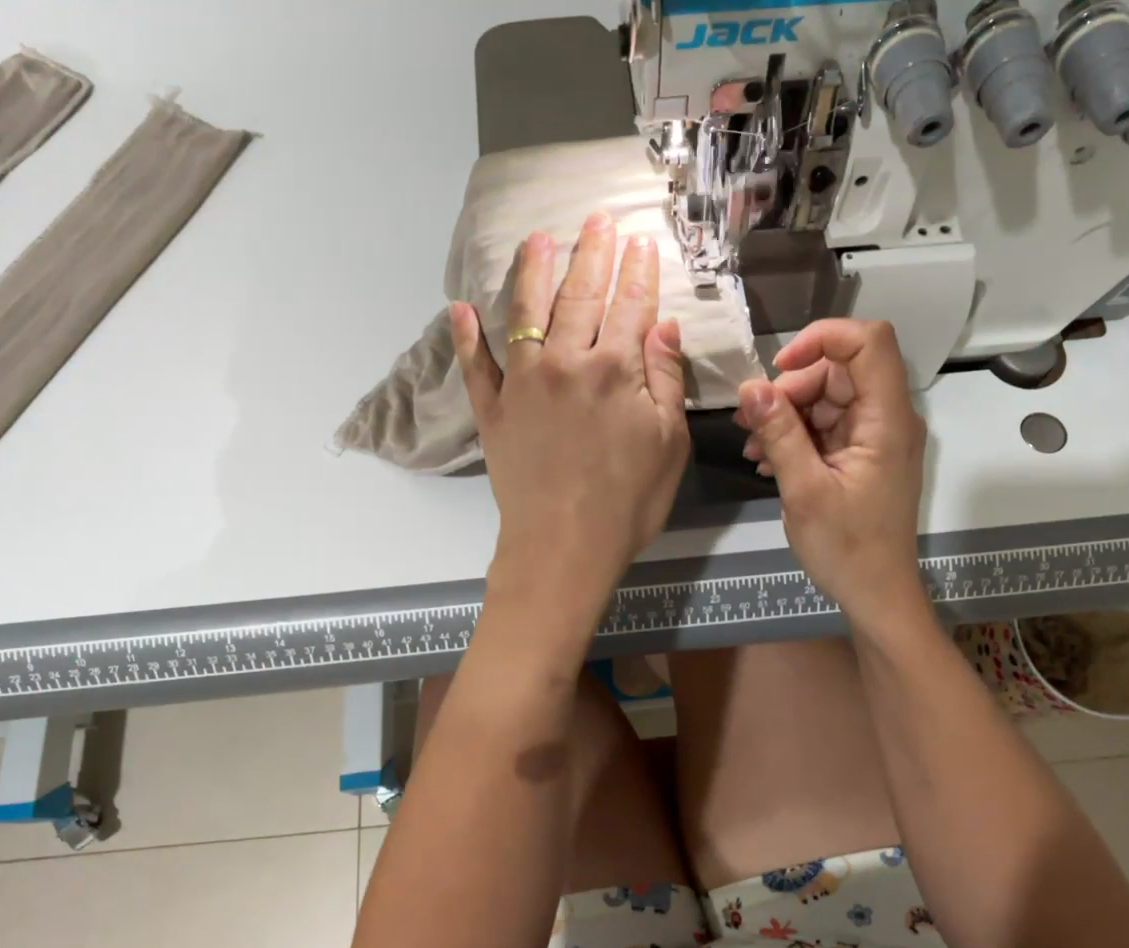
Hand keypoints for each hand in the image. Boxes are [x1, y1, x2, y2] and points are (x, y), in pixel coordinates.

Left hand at [451, 212, 690, 596]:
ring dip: (533, 273)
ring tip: (537, 239)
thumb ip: (665, 380)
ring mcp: (522, 384)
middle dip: (591, 253)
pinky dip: (466, 337)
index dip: (637, 271)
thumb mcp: (669, 444)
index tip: (641, 241)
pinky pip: (476, 366)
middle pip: (580, 296)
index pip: (629, 306)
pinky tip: (459, 309)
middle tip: (596, 220)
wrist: (563, 546)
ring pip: (527, 314)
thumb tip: (662, 326)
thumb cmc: (628, 501)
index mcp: (615, 369)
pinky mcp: (492, 410)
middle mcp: (566, 362)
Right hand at [735, 319, 927, 624]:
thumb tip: (750, 387)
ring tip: (754, 447)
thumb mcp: (804, 491)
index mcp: (886, 420)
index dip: (822, 338)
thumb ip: (780, 433)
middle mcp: (888, 418)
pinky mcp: (862, 454)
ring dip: (786, 413)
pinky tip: (767, 460)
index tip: (778, 368)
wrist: (875, 594)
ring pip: (828, 396)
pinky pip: (827, 425)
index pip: (868, 342)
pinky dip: (796, 434)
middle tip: (753, 423)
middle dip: (791, 387)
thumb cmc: (846, 548)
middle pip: (840, 369)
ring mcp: (876, 437)